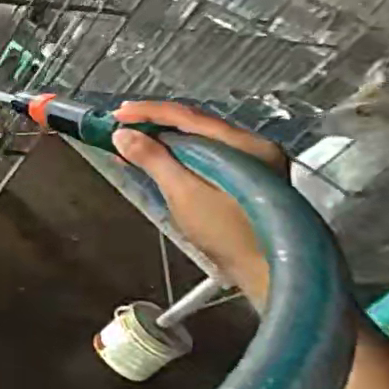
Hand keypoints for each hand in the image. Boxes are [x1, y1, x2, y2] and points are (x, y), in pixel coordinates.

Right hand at [109, 100, 287, 304]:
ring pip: (200, 139)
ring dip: (164, 138)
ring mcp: (255, 162)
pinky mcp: (248, 179)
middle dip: (155, 122)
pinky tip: (157, 157)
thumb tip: (122, 134)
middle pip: (196, 124)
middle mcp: (255, 146)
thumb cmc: (229, 235)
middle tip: (121, 124)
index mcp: (246, 145)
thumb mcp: (185, 194)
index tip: (117, 114)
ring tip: (132, 140)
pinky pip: (207, 154)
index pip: (189, 116)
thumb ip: (154, 160)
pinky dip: (178, 154)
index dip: (149, 113)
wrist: (271, 276)